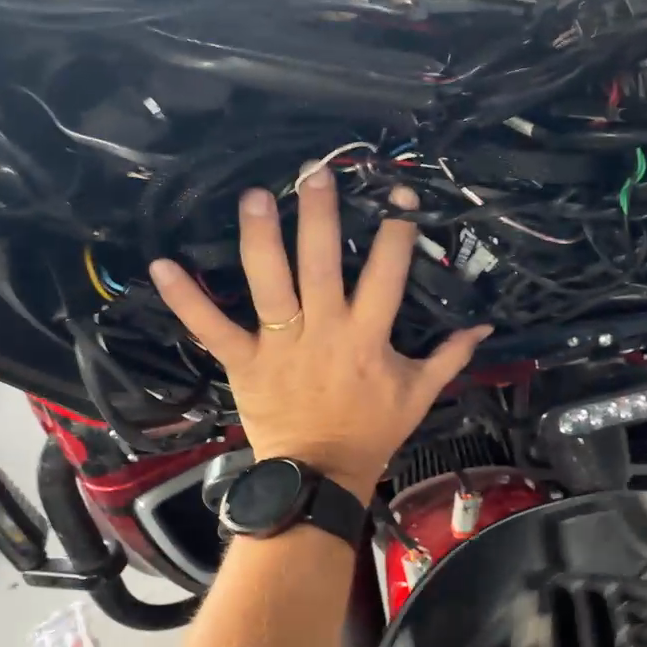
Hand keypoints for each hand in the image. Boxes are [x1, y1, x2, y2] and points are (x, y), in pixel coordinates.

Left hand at [148, 166, 491, 500]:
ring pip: (269, 285)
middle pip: (320, 265)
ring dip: (260, 239)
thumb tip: (484, 326)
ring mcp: (281, 345)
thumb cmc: (374, 429)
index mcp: (369, 337)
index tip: (398, 193)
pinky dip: (187, 299)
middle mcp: (325, 331)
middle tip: (314, 173)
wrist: (321, 474)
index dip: (395, 232)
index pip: (387, 274)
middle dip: (318, 216)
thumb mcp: (421, 392)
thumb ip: (451, 356)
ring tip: (256, 197)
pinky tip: (162, 265)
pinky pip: (212, 328)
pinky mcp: (245, 362)